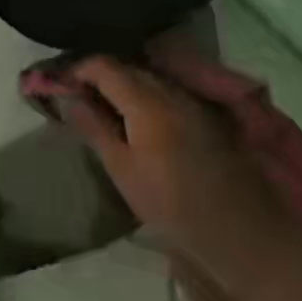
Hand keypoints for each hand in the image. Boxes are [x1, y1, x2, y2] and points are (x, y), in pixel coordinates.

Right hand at [24, 56, 293, 256]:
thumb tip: (65, 95)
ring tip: (100, 101)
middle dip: (96, 72)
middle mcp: (170, 91)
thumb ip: (93, 126)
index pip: (103, 65)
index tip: (58, 82)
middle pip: (125, 66)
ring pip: (146, 75)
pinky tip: (134, 113)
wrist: (244, 235)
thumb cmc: (175, 206)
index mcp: (147, 102)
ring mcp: (191, 100)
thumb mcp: (123, 171)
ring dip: (120, 81)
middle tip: (75, 90)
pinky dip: (142, 91)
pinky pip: (164, 88)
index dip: (77, 68)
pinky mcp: (204, 113)